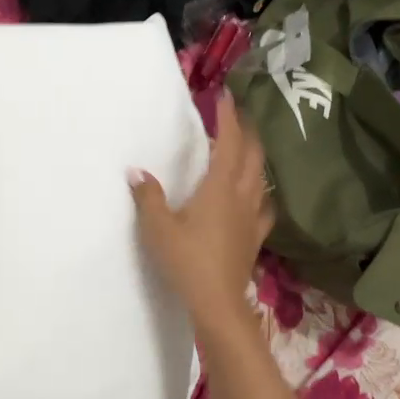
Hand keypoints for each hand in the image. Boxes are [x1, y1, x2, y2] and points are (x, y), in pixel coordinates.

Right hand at [131, 93, 273, 331]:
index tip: (225, 95)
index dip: (228, 117)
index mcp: (220, 187)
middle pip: (253, 155)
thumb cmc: (187, 260)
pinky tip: (256, 196)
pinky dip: (261, 191)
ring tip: (245, 148)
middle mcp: (242, 196)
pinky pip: (264, 205)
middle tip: (236, 115)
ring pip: (262, 178)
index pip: (229, 142)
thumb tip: (136, 171)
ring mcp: (252, 218)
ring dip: (255, 157)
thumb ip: (148, 196)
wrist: (218, 304)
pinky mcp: (255, 237)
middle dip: (247, 131)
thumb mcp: (158, 227)